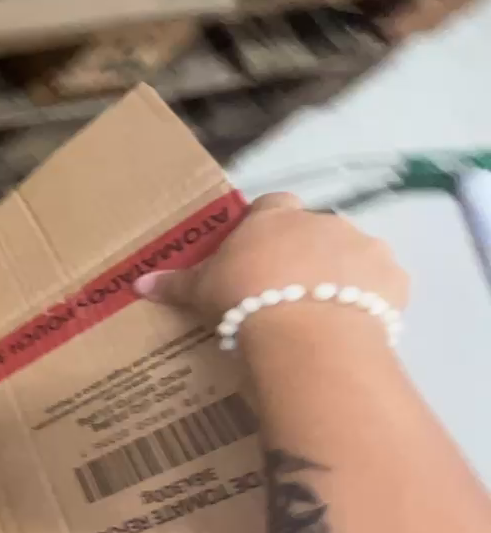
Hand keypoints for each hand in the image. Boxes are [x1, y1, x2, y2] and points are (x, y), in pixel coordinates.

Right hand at [134, 192, 407, 320]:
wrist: (307, 329)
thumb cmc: (242, 297)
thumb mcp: (198, 291)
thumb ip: (174, 283)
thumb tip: (138, 283)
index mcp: (273, 219)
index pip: (271, 203)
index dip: (261, 221)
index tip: (248, 245)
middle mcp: (323, 223)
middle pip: (310, 229)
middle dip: (296, 251)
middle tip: (271, 284)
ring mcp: (365, 248)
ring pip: (346, 254)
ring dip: (330, 272)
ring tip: (305, 306)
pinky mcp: (393, 278)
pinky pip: (374, 283)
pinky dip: (359, 296)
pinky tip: (335, 318)